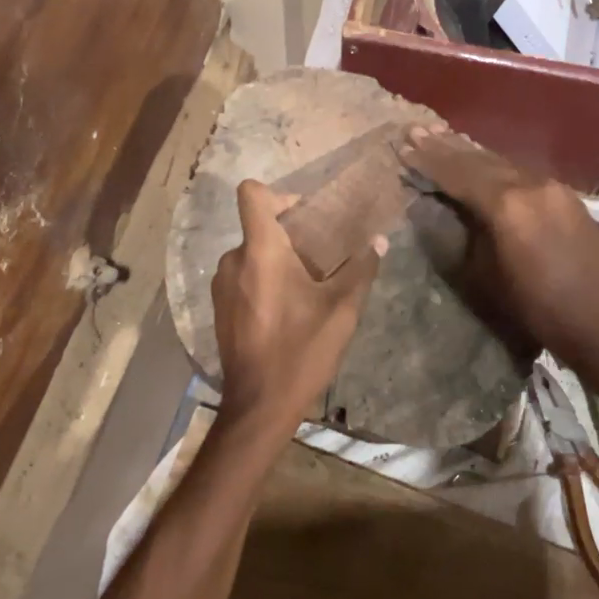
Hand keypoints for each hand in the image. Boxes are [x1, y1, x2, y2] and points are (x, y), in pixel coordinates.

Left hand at [211, 179, 385, 428]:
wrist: (259, 405)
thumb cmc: (301, 351)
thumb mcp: (341, 310)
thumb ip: (360, 269)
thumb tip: (379, 241)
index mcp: (260, 251)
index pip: (251, 193)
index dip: (277, 194)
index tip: (305, 215)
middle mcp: (233, 260)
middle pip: (257, 226)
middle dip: (289, 235)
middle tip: (322, 256)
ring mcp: (221, 285)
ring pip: (251, 254)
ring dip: (277, 261)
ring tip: (308, 286)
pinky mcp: (219, 308)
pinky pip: (242, 277)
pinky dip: (263, 281)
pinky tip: (288, 309)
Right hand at [398, 129, 598, 359]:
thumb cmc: (533, 308)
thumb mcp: (481, 277)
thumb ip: (460, 233)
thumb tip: (441, 208)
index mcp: (505, 204)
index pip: (457, 174)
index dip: (428, 160)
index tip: (403, 143)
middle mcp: (530, 184)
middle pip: (479, 159)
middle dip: (445, 146)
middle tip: (417, 129)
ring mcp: (552, 186)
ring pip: (501, 161)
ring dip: (470, 150)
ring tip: (443, 134)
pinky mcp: (566, 195)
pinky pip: (521, 171)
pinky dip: (495, 163)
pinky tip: (482, 158)